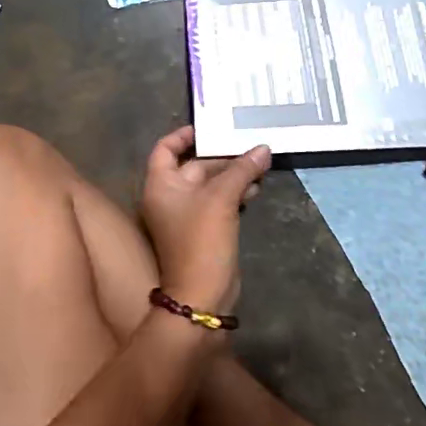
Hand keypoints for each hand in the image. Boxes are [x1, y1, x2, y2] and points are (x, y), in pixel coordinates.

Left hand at [141, 126, 270, 315]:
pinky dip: (234, 192)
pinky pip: (218, 202)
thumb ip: (242, 169)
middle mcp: (169, 197)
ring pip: (210, 184)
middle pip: (194, 165)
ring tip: (260, 168)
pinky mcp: (203, 230)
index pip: (165, 149)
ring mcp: (186, 215)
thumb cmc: (202, 240)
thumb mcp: (222, 198)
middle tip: (251, 147)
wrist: (202, 295)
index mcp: (161, 185)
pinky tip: (255, 188)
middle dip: (223, 157)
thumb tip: (263, 148)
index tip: (209, 129)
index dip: (183, 135)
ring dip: (233, 175)